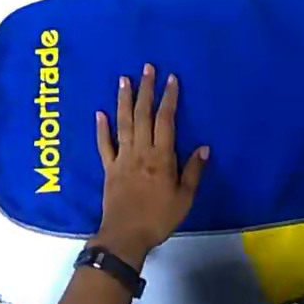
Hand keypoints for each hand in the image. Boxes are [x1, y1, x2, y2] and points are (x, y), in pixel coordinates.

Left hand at [94, 65, 207, 267]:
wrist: (125, 235)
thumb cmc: (159, 217)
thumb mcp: (185, 198)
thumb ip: (193, 171)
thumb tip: (204, 147)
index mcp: (161, 157)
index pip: (166, 120)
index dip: (168, 98)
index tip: (170, 78)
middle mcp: (141, 151)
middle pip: (143, 115)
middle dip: (146, 90)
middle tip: (147, 68)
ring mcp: (122, 158)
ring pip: (123, 123)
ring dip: (124, 100)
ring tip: (124, 79)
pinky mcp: (108, 168)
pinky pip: (104, 145)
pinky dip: (101, 129)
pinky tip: (99, 113)